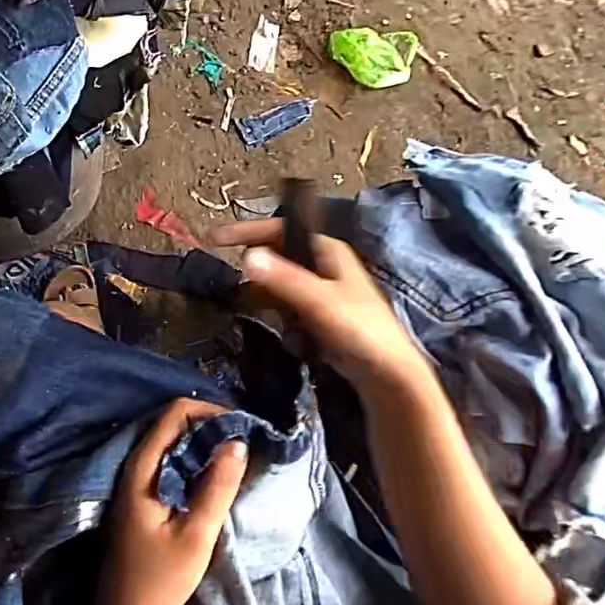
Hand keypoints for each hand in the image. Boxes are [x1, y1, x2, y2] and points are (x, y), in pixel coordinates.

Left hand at [99, 398, 248, 604]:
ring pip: (173, 444)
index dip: (210, 413)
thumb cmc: (160, 582)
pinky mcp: (142, 498)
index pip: (175, 413)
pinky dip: (195, 462)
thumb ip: (217, 486)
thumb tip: (237, 442)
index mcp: (142, 469)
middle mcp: (134, 467)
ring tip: (236, 459)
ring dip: (204, 445)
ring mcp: (136, 483)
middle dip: (210, 427)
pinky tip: (215, 479)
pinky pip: (170, 463)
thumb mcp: (197, 535)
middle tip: (244, 444)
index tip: (240, 430)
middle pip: (173, 424)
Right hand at [208, 218, 431, 391]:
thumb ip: (283, 279)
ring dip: (272, 301)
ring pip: (282, 286)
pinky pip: (290, 309)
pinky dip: (285, 319)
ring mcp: (323, 291)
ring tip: (280, 321)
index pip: (280, 229)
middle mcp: (325, 264)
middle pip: (278, 256)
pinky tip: (294, 338)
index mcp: (327, 250)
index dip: (248, 231)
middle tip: (242, 290)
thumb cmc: (359, 330)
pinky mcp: (321, 316)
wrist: (387, 374)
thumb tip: (246, 257)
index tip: (216, 239)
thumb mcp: (318, 301)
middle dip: (260, 272)